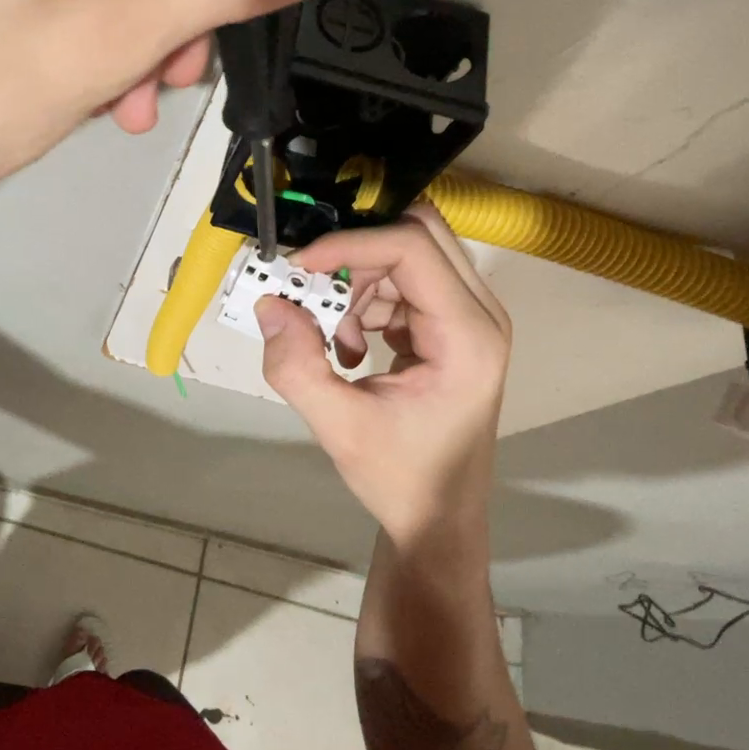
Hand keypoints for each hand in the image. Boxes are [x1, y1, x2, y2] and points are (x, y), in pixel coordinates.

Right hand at [255, 206, 511, 542]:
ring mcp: (467, 317)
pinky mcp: (449, 326)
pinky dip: (363, 304)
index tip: (298, 268)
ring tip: (329, 338)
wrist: (437, 515)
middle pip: (418, 234)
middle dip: (355, 253)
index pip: (411, 249)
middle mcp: (478, 314)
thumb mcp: (339, 428)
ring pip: (405, 256)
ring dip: (355, 284)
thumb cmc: (399, 477)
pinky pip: (401, 283)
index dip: (350, 246)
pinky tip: (347, 350)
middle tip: (312, 285)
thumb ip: (297, 367)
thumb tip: (269, 305)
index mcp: (467, 336)